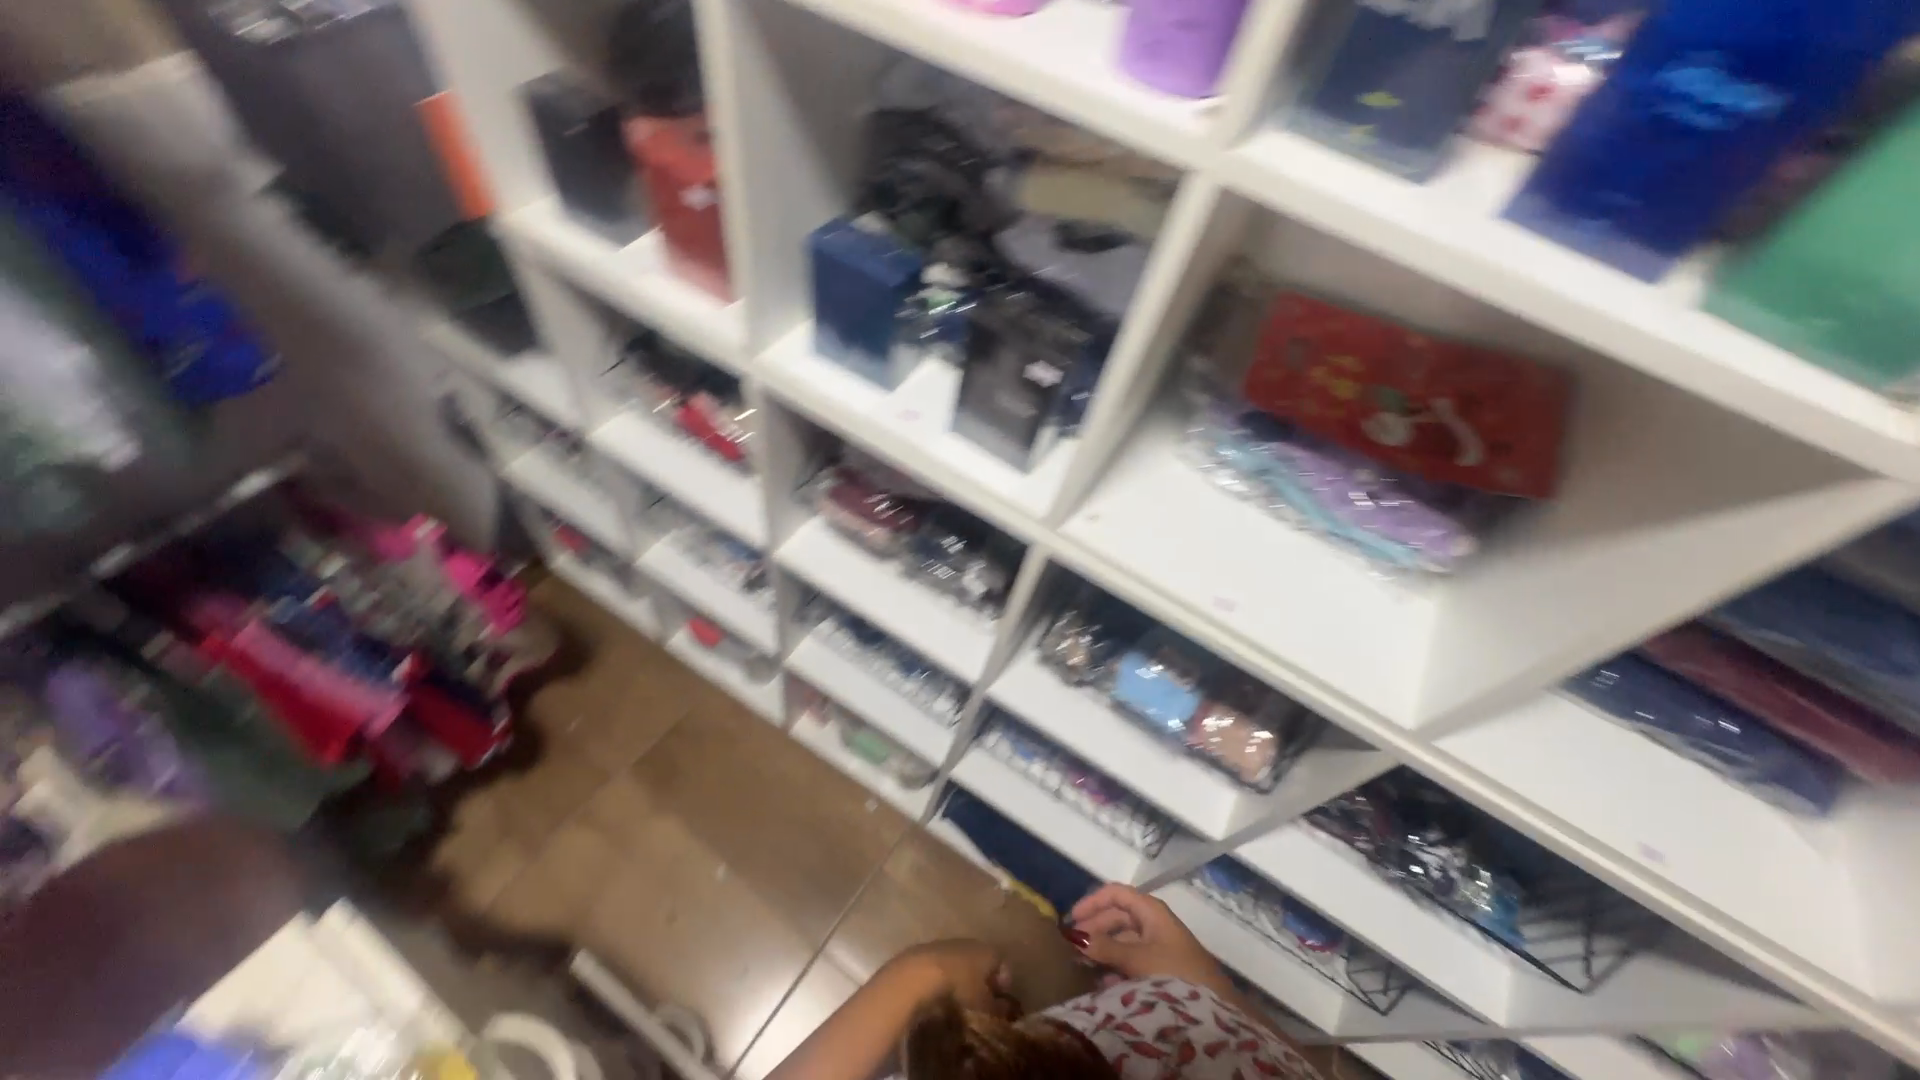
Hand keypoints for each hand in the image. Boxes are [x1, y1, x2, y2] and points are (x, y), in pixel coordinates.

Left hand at [890, 939, 1016, 1017]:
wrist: (917, 974)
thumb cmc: (959, 989)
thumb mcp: (983, 1005)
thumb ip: (997, 1008)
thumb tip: (1004, 1009)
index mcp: (988, 951)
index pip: (1002, 964)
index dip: (1003, 984)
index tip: (1000, 1003)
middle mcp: (969, 943)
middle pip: (980, 961)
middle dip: (981, 980)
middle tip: (980, 1003)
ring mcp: (945, 944)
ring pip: (959, 962)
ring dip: (960, 978)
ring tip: (957, 1001)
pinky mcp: (925, 951)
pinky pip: (941, 966)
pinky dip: (942, 978)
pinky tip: (938, 995)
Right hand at [1067, 885, 1225, 988]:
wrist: (1215, 1007)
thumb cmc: (1174, 971)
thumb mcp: (1136, 958)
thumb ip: (1104, 947)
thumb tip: (1075, 937)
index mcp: (1151, 910)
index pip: (1116, 894)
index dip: (1092, 902)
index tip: (1072, 919)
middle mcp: (1153, 922)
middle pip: (1117, 916)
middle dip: (1095, 928)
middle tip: (1072, 945)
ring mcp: (1158, 945)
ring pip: (1123, 939)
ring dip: (1103, 949)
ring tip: (1083, 964)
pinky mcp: (1161, 967)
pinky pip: (1131, 959)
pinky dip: (1115, 965)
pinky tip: (1103, 981)